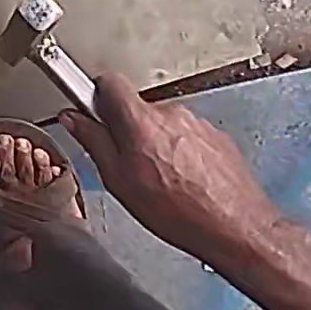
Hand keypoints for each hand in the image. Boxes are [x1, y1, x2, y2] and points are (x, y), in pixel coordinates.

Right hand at [59, 73, 279, 262]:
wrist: (236, 227)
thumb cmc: (179, 211)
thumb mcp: (119, 181)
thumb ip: (94, 141)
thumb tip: (74, 119)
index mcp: (140, 121)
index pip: (109, 81)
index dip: (97, 94)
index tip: (94, 113)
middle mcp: (170, 113)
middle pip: (136, 107)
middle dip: (128, 129)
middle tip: (129, 162)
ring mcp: (196, 122)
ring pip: (161, 123)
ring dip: (156, 142)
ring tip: (161, 178)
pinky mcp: (215, 135)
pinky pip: (186, 135)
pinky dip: (180, 151)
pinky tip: (183, 180)